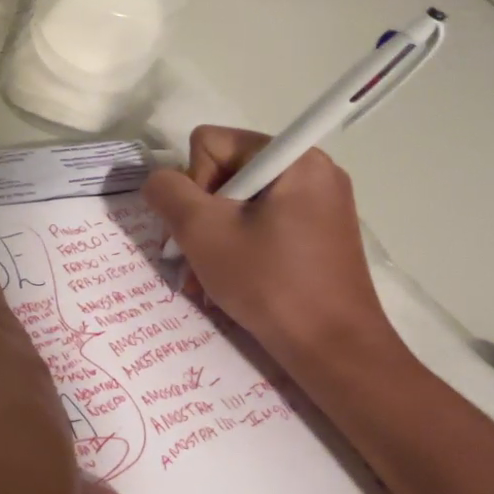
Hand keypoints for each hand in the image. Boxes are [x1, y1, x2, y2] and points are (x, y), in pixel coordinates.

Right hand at [142, 125, 405, 368]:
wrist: (334, 350)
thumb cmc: (269, 282)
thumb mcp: (201, 230)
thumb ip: (167, 191)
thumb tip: (159, 182)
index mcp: (294, 158)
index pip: (211, 143)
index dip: (195, 183)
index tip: (208, 224)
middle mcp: (312, 171)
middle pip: (223, 171)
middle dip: (202, 214)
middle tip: (199, 255)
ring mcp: (318, 203)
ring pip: (237, 202)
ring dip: (213, 236)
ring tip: (208, 276)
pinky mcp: (318, 233)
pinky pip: (260, 222)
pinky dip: (237, 246)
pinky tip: (230, 279)